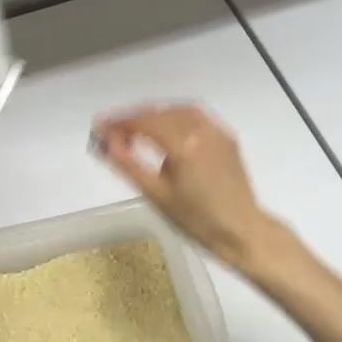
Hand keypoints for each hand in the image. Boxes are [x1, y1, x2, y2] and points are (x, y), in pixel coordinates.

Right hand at [93, 104, 304, 273]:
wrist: (242, 231)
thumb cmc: (196, 219)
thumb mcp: (156, 195)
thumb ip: (128, 164)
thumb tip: (106, 141)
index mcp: (183, 145)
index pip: (143, 123)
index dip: (118, 122)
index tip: (99, 127)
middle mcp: (201, 130)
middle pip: (158, 113)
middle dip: (133, 118)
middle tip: (113, 131)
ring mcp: (217, 131)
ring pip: (177, 110)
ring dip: (153, 114)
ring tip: (135, 128)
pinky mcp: (226, 137)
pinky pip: (196, 116)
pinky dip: (174, 116)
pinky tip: (166, 128)